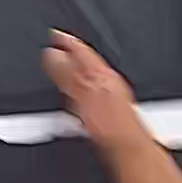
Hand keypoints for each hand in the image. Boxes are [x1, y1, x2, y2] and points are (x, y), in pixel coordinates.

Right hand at [42, 30, 153, 155]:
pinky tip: (73, 98)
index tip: (55, 34)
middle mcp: (107, 82)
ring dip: (73, 73)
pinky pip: (89, 94)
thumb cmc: (111, 123)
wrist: (127, 148)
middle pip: (84, 62)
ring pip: (87, 78)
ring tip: (60, 70)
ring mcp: (109, 97)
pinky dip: (78, 92)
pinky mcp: (107, 112)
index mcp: (101, 73)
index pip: (82, 50)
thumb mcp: (83, 93)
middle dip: (69, 55)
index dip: (66, 41)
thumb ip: (68, 73)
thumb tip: (53, 54)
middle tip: (55, 47)